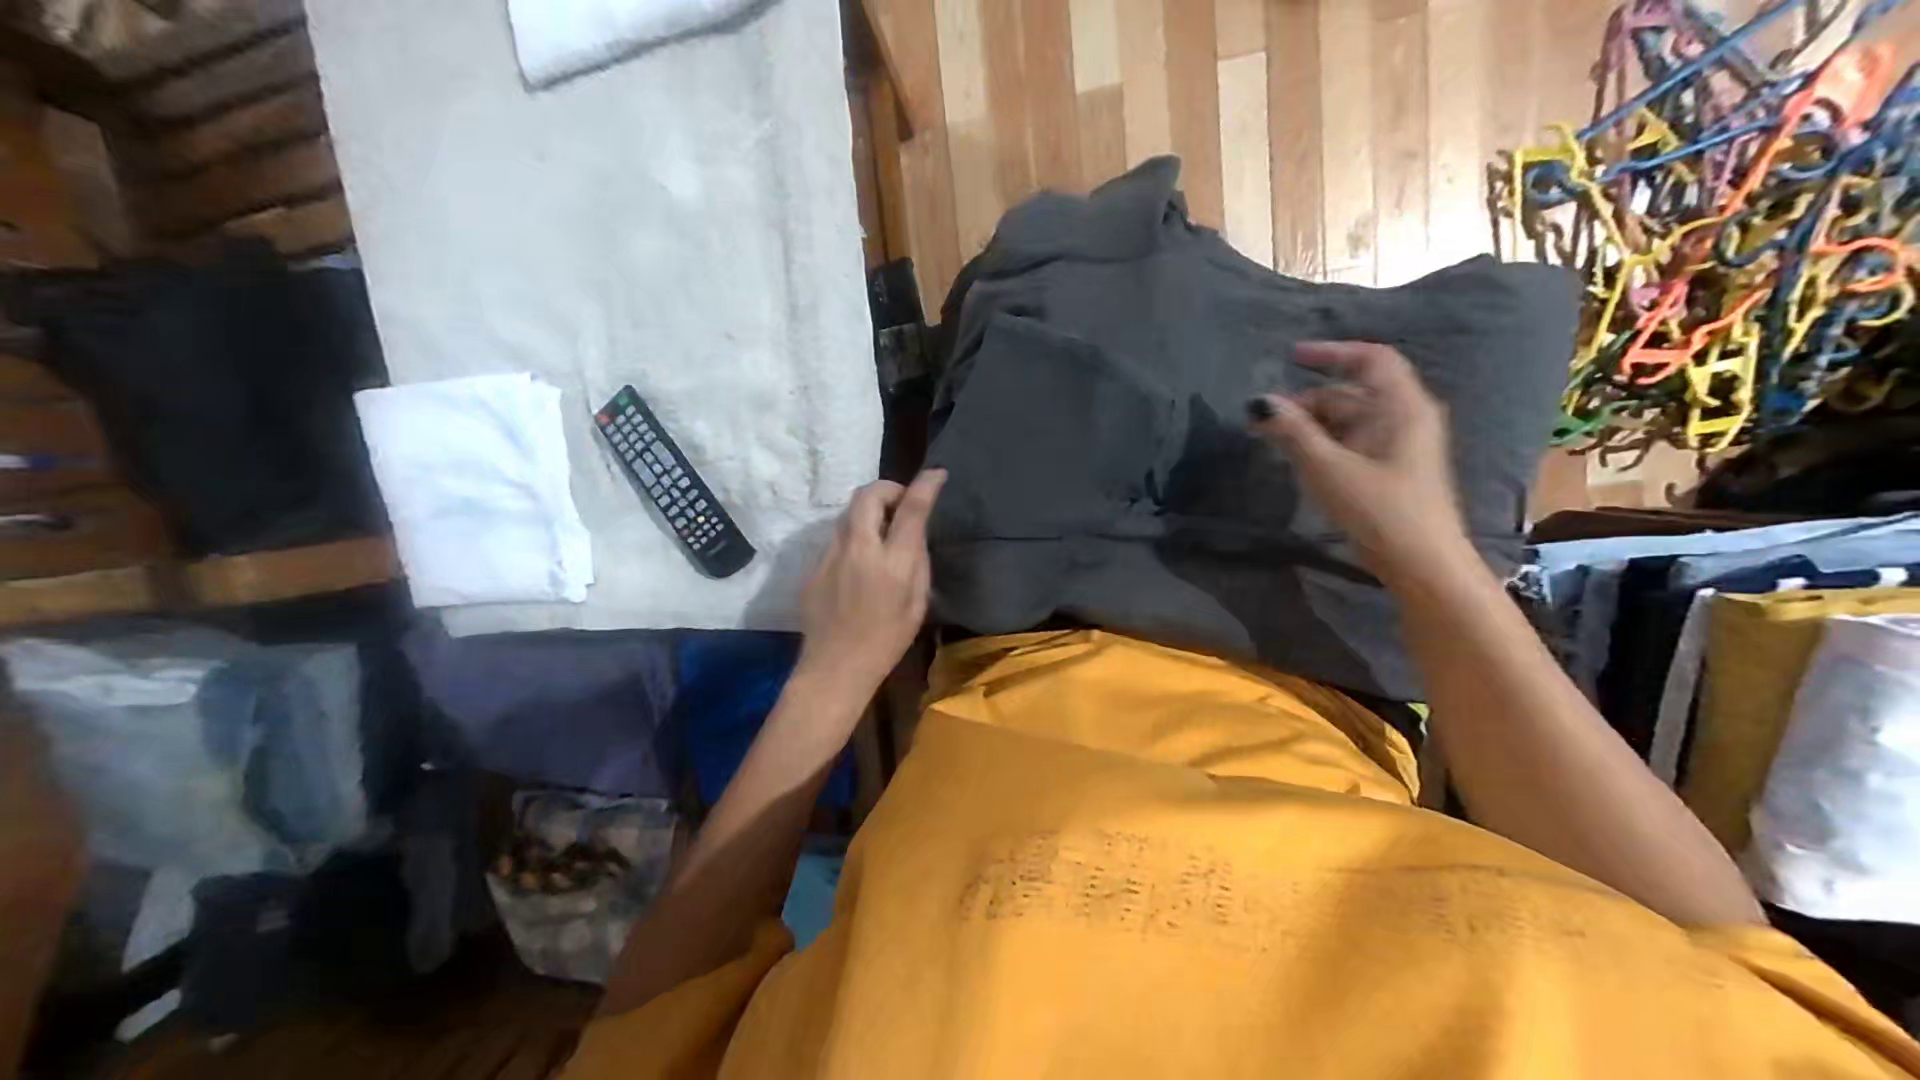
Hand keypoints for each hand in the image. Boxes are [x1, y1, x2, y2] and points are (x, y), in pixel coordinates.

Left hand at [796, 469, 947, 696]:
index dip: (926, 485)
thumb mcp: (918, 602)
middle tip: (901, 504)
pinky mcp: (813, 566)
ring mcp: (830, 555)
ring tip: (881, 531)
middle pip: (868, 494)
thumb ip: (917, 561)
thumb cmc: (887, 640)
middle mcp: (859, 549)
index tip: (936, 474)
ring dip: (868, 511)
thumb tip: (913, 533)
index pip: (911, 508)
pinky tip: (859, 562)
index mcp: (893, 562)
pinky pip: (836, 538)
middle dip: (888, 489)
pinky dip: (853, 536)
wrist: (835, 667)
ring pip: (848, 514)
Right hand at [1249, 341, 1471, 583]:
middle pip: (1352, 392)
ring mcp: (1399, 445)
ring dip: (1311, 424)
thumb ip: (1293, 432)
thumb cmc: (1378, 510)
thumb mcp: (1327, 468)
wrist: (1421, 563)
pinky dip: (1323, 442)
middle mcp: (1405, 417)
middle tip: (1265, 418)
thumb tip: (1259, 402)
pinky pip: (1352, 441)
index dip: (1331, 352)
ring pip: (1349, 420)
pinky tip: (1298, 459)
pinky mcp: (1390, 469)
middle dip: (1307, 400)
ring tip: (1273, 440)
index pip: (1370, 359)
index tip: (1291, 357)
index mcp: (1402, 407)